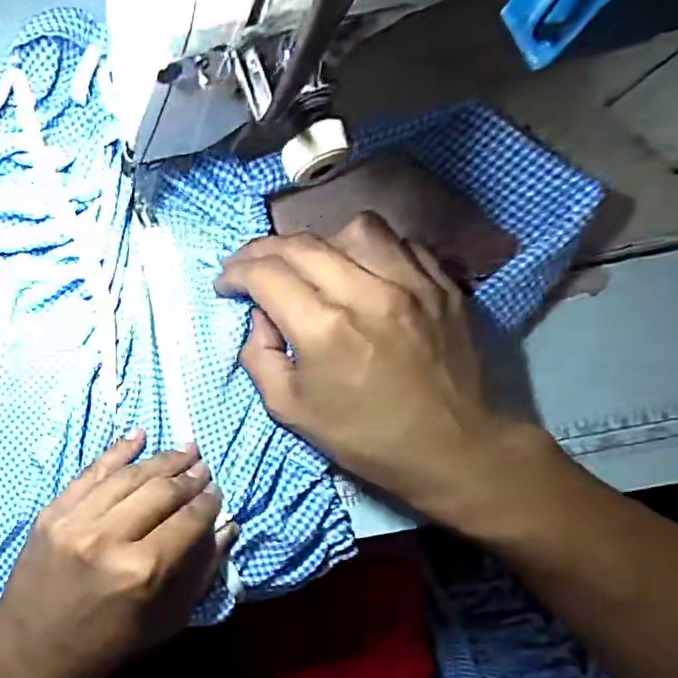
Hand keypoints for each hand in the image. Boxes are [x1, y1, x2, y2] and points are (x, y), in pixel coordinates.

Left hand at [0, 432, 236, 677]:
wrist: (30, 652)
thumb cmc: (105, 646)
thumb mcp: (164, 622)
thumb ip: (199, 571)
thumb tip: (227, 527)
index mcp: (143, 571)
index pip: (189, 520)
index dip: (208, 503)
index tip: (218, 492)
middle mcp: (110, 538)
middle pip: (161, 491)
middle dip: (189, 476)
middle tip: (204, 467)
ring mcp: (76, 520)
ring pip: (128, 476)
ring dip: (160, 459)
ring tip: (184, 450)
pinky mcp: (52, 512)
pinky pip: (90, 473)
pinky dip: (116, 451)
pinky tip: (138, 436)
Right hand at [213, 212, 554, 525]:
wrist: (452, 448)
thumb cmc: (364, 437)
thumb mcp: (291, 411)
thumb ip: (259, 357)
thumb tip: (260, 316)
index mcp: (324, 330)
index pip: (266, 274)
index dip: (235, 272)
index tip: (226, 283)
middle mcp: (367, 293)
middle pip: (302, 244)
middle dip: (263, 250)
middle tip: (250, 266)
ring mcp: (412, 282)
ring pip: (354, 229)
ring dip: (321, 242)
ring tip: (313, 265)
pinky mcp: (442, 284)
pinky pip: (400, 243)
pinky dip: (371, 251)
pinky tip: (363, 272)